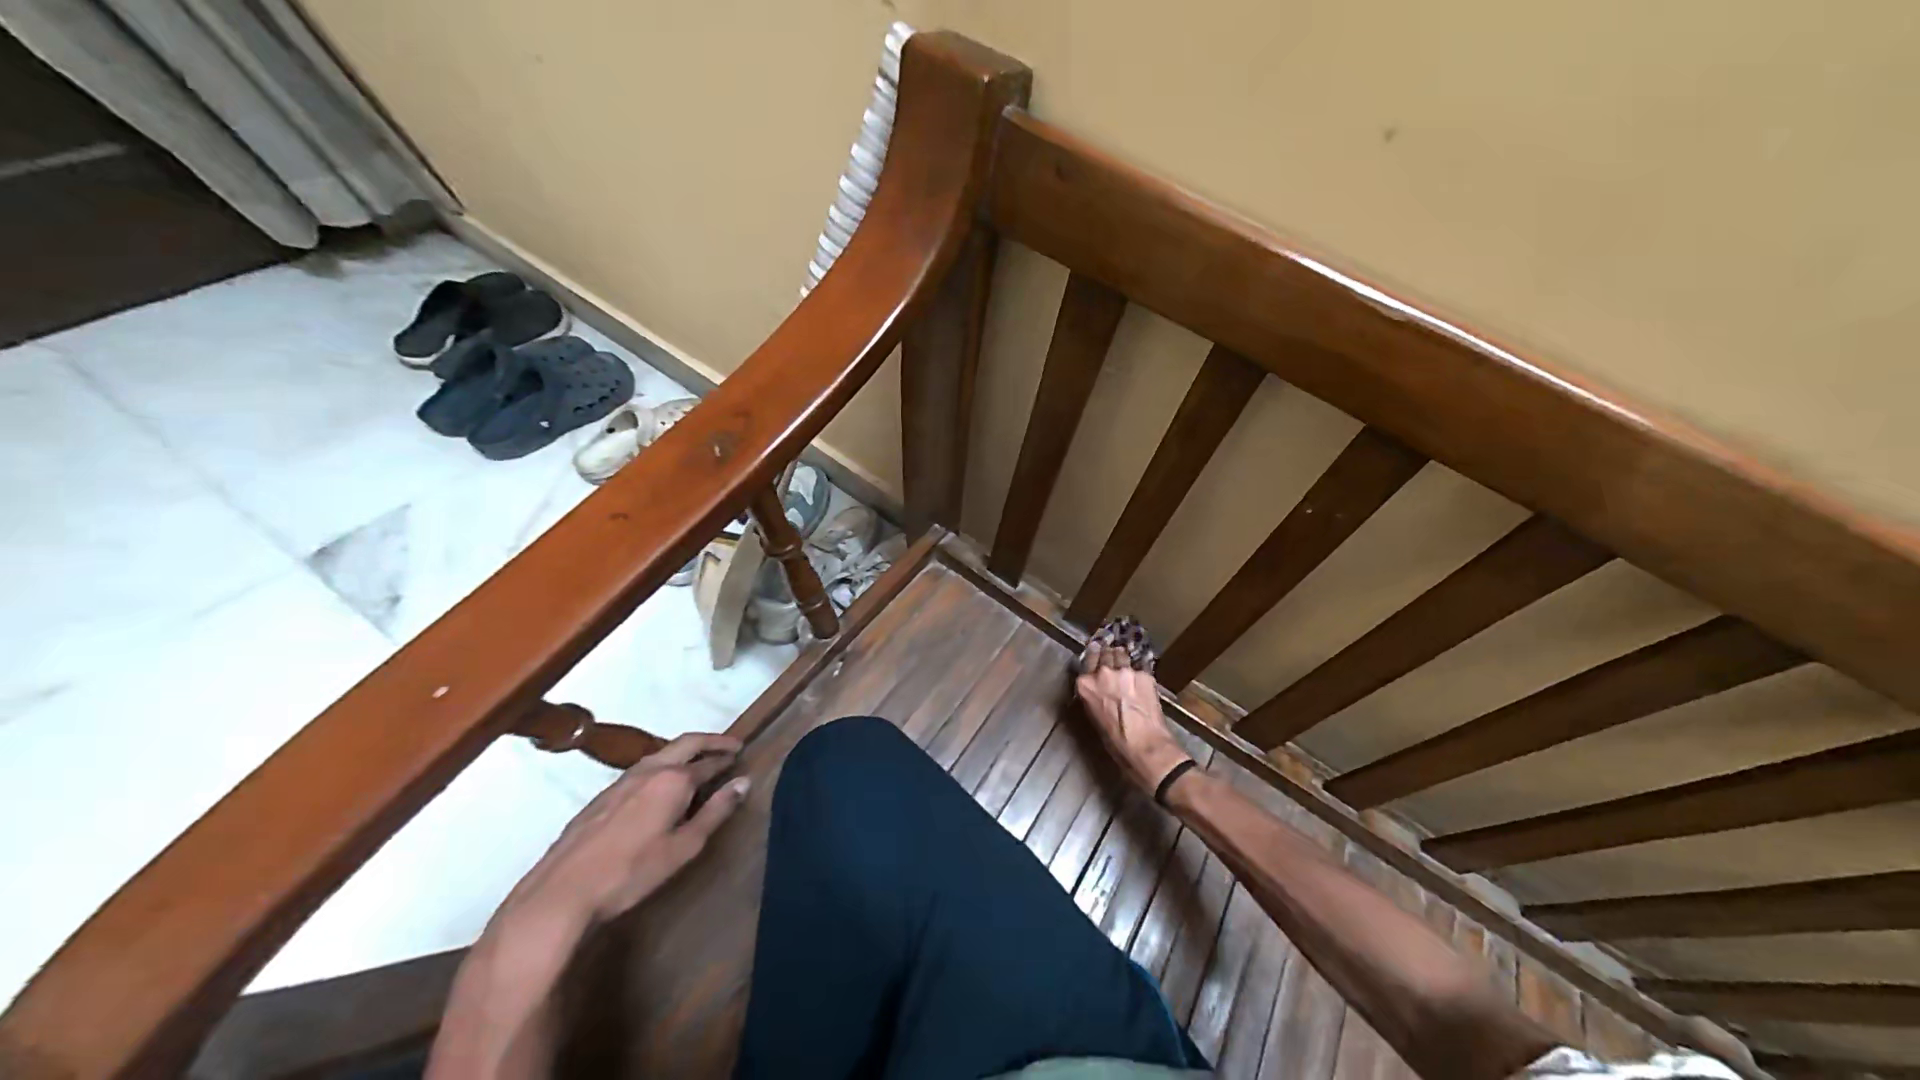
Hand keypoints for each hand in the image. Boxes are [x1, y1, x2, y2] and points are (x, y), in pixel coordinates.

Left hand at [504, 732, 750, 927]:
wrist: (563, 891)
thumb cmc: (632, 871)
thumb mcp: (684, 847)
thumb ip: (716, 811)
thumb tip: (744, 782)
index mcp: (673, 780)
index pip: (709, 761)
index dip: (727, 758)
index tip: (742, 757)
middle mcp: (649, 770)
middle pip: (686, 743)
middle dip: (711, 741)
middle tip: (730, 746)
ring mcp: (622, 780)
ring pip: (661, 753)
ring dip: (686, 752)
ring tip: (700, 763)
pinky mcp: (603, 795)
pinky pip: (643, 768)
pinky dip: (664, 765)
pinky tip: (662, 785)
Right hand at [1074, 638, 1190, 796]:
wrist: (1145, 746)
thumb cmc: (1116, 741)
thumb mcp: (1094, 717)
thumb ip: (1093, 696)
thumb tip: (1098, 690)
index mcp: (1085, 685)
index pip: (1087, 660)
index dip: (1093, 658)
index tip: (1096, 656)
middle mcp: (1102, 673)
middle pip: (1104, 653)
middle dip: (1108, 655)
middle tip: (1111, 656)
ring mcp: (1125, 671)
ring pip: (1122, 654)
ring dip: (1122, 657)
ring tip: (1125, 661)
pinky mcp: (1144, 675)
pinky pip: (1140, 666)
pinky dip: (1140, 670)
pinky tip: (1141, 675)